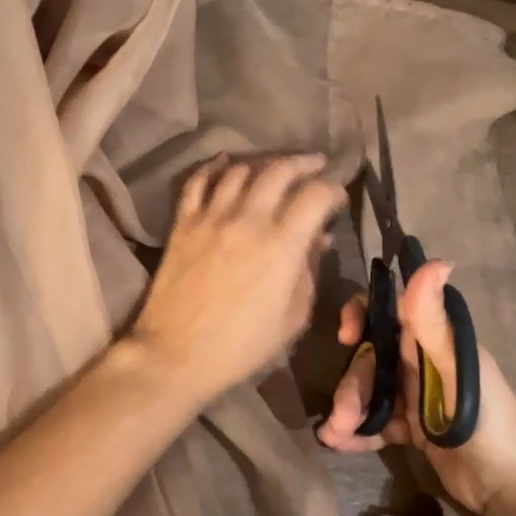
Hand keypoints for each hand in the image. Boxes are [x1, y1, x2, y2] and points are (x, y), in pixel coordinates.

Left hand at [128, 154, 346, 405]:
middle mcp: (248, 220)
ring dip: (263, 163)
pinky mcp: (184, 223)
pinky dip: (213, 167)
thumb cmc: (242, 345)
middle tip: (316, 165)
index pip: (315, 196)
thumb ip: (309, 271)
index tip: (338, 195)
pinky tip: (224, 162)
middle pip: (279, 171)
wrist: (176, 353)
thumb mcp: (292, 317)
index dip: (333, 188)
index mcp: (281, 246)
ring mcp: (212, 218)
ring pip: (240, 170)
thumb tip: (320, 238)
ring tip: (275, 168)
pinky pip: (197, 182)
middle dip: (303, 163)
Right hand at [316, 261, 515, 514]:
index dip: (361, 316)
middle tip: (340, 417)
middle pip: (372, 358)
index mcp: (435, 338)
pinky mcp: (414, 427)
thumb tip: (436, 260)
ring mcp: (417, 394)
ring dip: (349, 410)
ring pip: (370, 390)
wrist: (511, 488)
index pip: (388, 310)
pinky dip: (358, 431)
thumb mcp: (458, 369)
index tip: (346, 338)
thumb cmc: (487, 419)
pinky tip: (340, 445)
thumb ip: (435, 321)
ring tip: (335, 436)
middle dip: (351, 384)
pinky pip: (377, 420)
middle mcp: (423, 359)